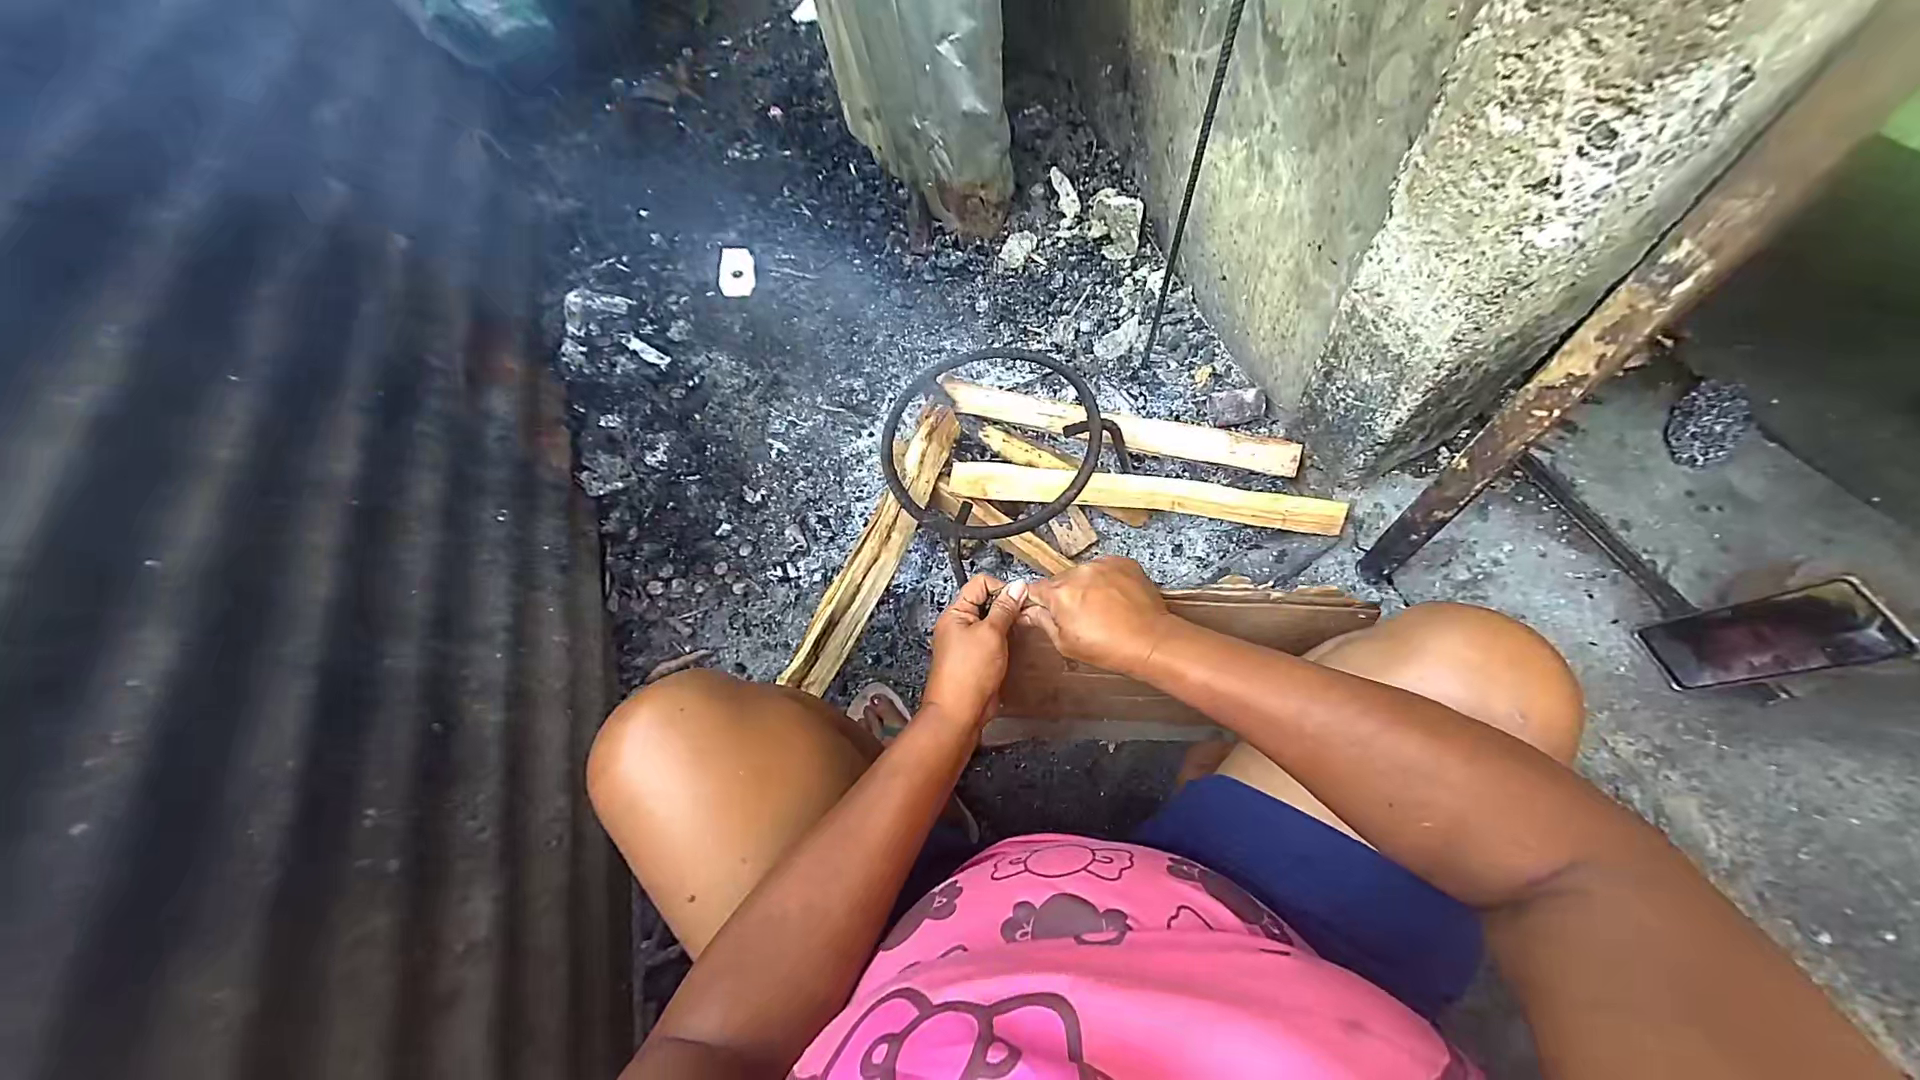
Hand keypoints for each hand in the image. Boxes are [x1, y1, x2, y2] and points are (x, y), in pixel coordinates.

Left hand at [921, 574, 1027, 727]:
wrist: (960, 712)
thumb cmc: (969, 673)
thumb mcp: (991, 634)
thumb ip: (1005, 608)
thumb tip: (1017, 586)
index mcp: (955, 613)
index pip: (979, 584)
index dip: (1001, 588)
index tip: (1019, 600)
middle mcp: (959, 625)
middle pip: (986, 603)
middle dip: (1007, 607)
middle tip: (1024, 617)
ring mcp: (967, 643)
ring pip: (992, 623)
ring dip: (1008, 626)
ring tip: (1022, 633)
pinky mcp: (977, 659)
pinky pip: (994, 641)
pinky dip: (1006, 641)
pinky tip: (1017, 647)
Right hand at [1021, 557, 1172, 676]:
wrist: (1151, 640)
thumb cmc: (1110, 647)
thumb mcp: (1065, 644)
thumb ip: (1042, 622)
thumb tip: (1028, 612)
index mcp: (1059, 593)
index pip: (1034, 589)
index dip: (1036, 601)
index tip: (1042, 610)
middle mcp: (1078, 572)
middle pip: (1060, 581)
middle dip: (1065, 596)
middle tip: (1079, 617)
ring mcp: (1102, 565)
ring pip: (1083, 574)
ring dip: (1086, 587)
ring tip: (1101, 609)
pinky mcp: (1122, 563)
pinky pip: (1104, 568)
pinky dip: (1106, 581)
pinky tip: (1114, 600)